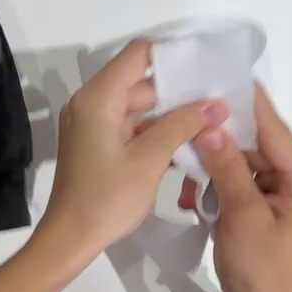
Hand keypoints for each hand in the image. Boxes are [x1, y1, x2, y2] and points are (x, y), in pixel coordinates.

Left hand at [34, 40, 218, 262]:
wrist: (70, 237)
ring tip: (213, 120)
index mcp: (97, 99)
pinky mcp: (95, 144)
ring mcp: (91, 125)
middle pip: (140, 82)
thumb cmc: (107, 197)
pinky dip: (154, 132)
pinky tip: (189, 143)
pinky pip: (129, 127)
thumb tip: (216, 104)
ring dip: (170, 114)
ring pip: (138, 107)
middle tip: (220, 98)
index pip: (138, 55)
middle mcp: (90, 104)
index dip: (172, 54)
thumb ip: (183, 125)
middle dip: (179, 90)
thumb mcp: (150, 159)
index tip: (207, 62)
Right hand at [184, 86, 291, 291]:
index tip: (224, 75)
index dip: (249, 104)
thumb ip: (226, 168)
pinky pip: (240, 183)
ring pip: (245, 163)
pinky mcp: (267, 208)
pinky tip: (195, 194)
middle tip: (187, 123)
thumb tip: (209, 127)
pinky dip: (217, 185)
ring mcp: (285, 196)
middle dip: (222, 140)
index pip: (275, 131)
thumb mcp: (240, 215)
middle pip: (258, 145)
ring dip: (215, 167)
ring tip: (185, 172)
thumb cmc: (259, 269)